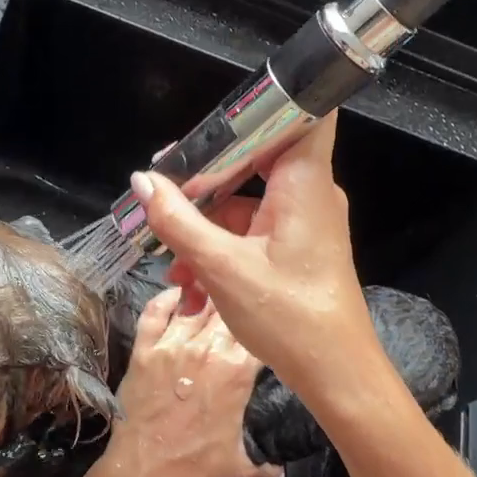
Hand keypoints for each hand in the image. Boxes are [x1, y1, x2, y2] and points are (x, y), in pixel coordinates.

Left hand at [78, 289, 272, 476]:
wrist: (147, 470)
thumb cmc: (196, 466)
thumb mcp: (240, 461)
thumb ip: (264, 460)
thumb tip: (279, 466)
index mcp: (238, 371)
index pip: (258, 330)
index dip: (262, 322)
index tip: (263, 322)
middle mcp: (208, 350)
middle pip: (227, 310)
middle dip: (234, 303)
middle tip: (236, 300)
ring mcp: (172, 346)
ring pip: (194, 305)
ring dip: (203, 295)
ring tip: (210, 289)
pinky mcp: (144, 349)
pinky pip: (154, 311)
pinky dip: (165, 298)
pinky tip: (176, 294)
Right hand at [131, 113, 383, 397]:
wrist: (334, 373)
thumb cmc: (286, 314)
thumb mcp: (220, 267)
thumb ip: (177, 221)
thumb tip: (142, 181)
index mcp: (303, 182)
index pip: (303, 111)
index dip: (260, 103)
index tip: (211, 120)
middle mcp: (308, 193)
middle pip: (255, 157)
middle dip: (205, 177)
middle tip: (162, 189)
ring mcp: (302, 221)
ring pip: (246, 201)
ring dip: (204, 224)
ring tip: (169, 260)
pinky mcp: (296, 247)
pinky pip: (252, 230)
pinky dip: (221, 245)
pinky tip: (190, 278)